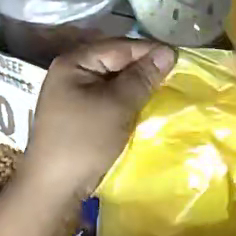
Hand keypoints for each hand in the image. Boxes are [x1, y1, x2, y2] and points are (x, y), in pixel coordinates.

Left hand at [15, 38, 174, 205]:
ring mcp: (72, 96)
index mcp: (73, 63)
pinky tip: (144, 108)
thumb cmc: (84, 141)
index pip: (119, 47)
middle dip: (144, 68)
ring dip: (137, 87)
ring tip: (165, 90)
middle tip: (176, 75)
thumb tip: (168, 51)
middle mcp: (70, 74)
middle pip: (114, 62)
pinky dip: (127, 102)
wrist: (54, 188)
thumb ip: (143, 77)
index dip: (149, 51)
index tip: (180, 58)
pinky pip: (108, 100)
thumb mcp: (118, 105)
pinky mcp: (78, 117)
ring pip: (113, 82)